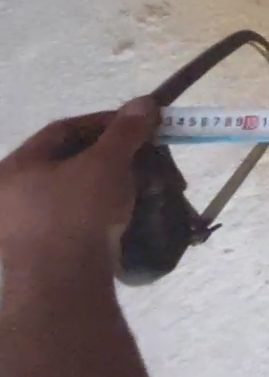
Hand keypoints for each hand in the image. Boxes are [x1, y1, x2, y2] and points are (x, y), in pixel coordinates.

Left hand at [0, 99, 157, 272]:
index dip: (106, 121)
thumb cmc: (78, 210)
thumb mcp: (107, 163)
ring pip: (72, 183)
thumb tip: (143, 102)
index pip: (63, 129)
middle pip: (67, 156)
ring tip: (142, 183)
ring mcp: (17, 216)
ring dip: (110, 176)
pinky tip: (121, 207)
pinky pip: (70, 207)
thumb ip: (125, 131)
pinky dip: (99, 200)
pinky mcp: (33, 237)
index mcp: (15, 166)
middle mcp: (6, 188)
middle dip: (113, 151)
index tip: (143, 124)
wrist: (60, 274)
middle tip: (147, 154)